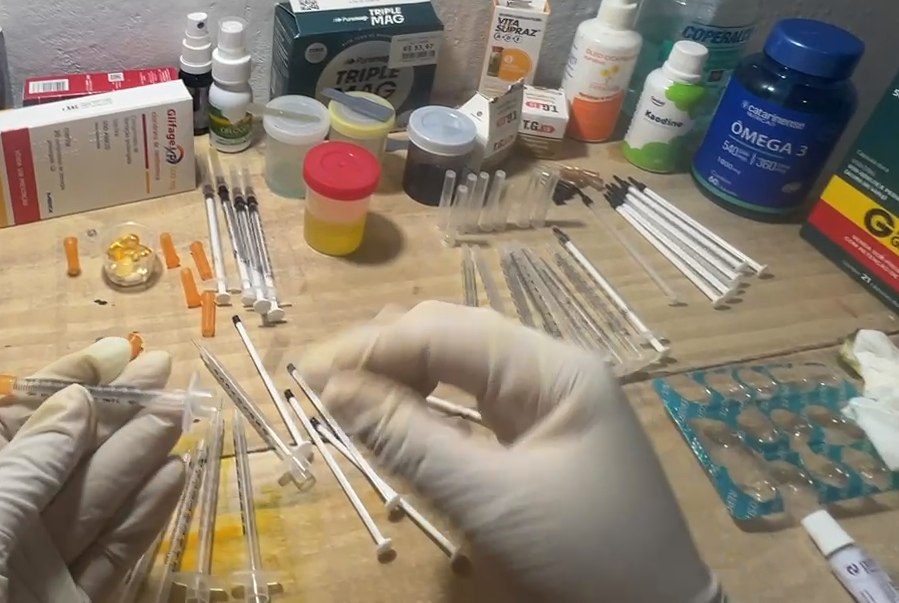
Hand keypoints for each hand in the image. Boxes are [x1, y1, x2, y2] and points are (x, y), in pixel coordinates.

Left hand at [0, 337, 186, 602]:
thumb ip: (25, 467)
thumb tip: (74, 397)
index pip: (17, 421)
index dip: (67, 381)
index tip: (116, 351)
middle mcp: (2, 526)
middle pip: (68, 454)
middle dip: (115, 409)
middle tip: (164, 367)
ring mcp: (42, 570)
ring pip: (99, 497)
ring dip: (140, 452)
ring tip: (180, 412)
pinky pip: (116, 553)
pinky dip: (146, 515)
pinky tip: (174, 475)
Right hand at [295, 302, 719, 602]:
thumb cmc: (587, 566)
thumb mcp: (492, 504)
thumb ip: (408, 440)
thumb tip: (330, 387)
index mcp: (553, 368)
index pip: (444, 332)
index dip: (372, 346)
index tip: (311, 369)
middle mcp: (548, 365)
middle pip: (448, 333)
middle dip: (382, 351)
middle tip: (322, 381)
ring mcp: (544, 394)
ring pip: (454, 357)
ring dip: (398, 370)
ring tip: (348, 391)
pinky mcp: (534, 425)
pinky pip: (467, 392)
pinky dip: (422, 397)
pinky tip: (393, 408)